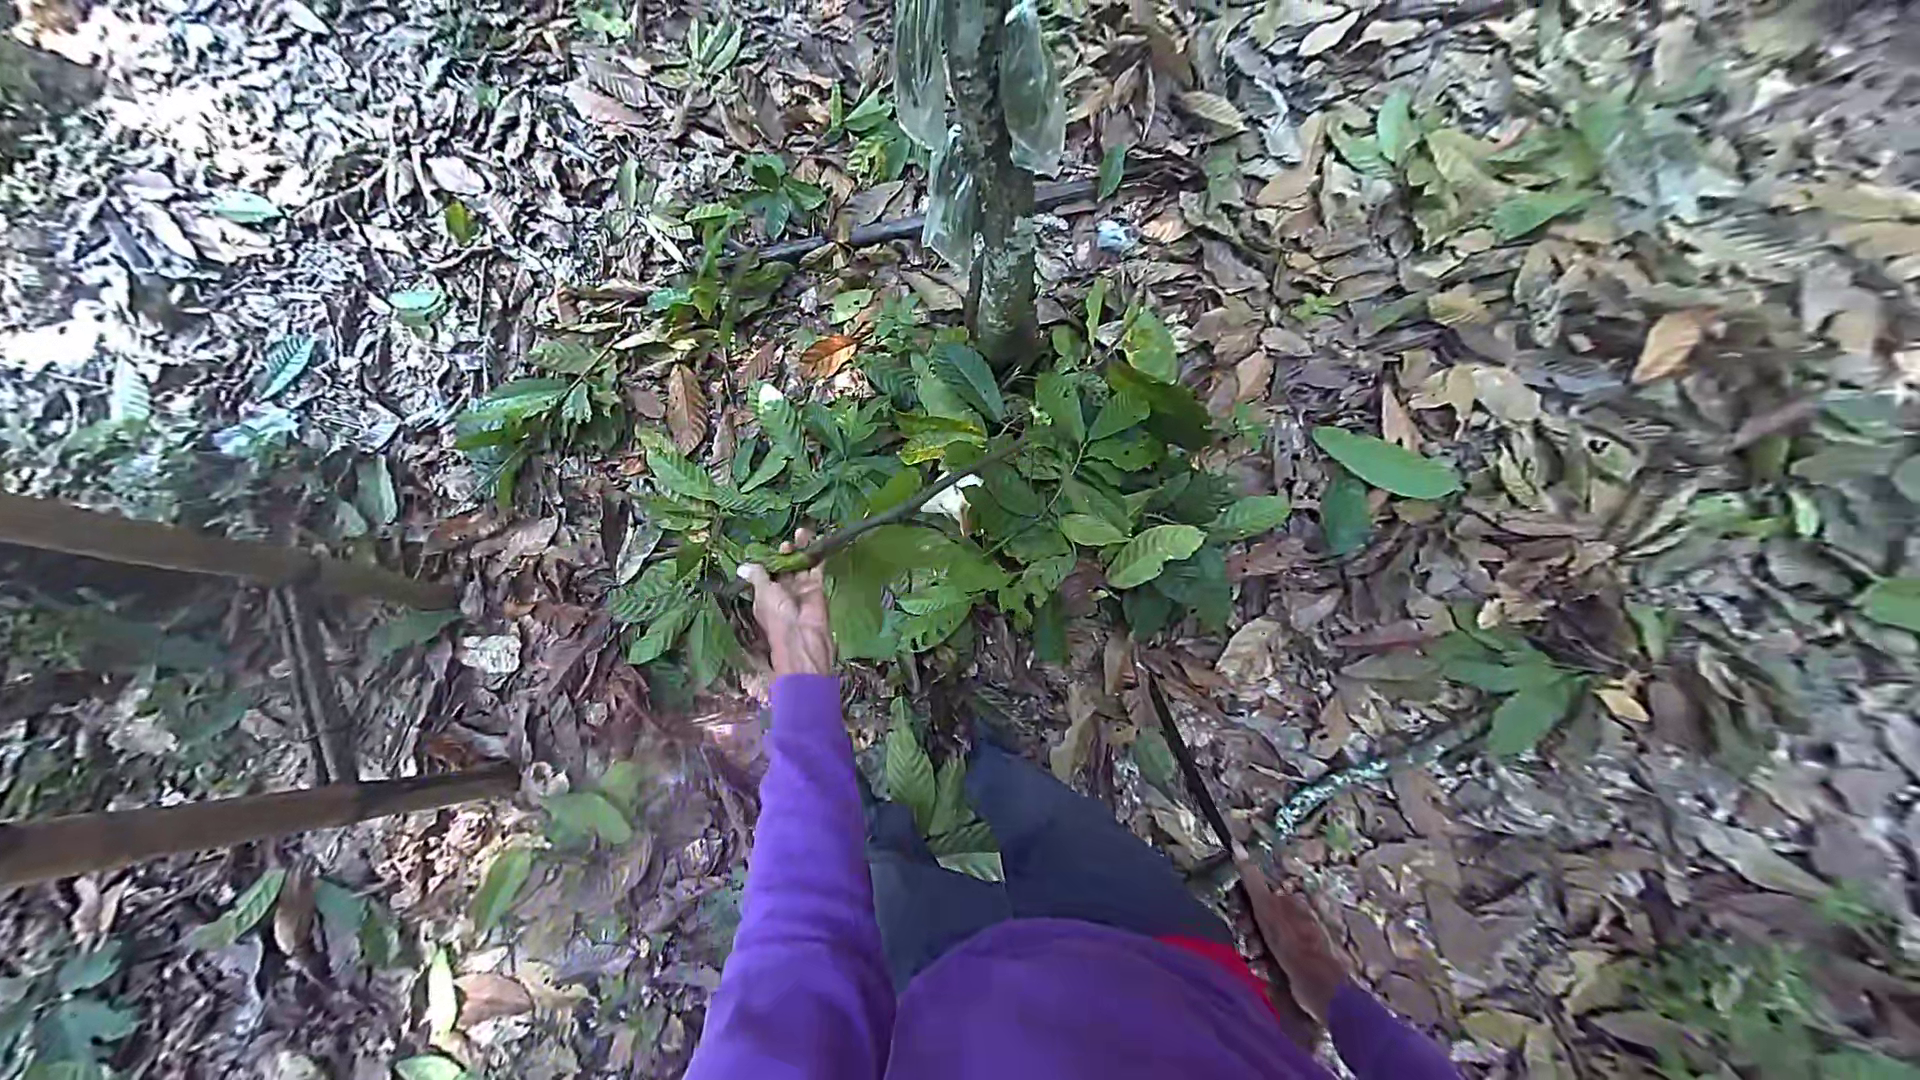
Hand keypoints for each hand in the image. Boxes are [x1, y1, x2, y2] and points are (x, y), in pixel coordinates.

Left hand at [737, 529, 834, 676]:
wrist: (803, 635)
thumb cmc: (777, 615)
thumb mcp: (763, 593)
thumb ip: (757, 576)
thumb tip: (743, 566)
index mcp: (766, 594)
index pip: (766, 572)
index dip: (768, 558)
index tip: (769, 546)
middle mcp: (783, 590)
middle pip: (785, 566)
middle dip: (785, 552)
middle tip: (787, 542)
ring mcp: (801, 588)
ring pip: (801, 564)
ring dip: (802, 549)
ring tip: (802, 532)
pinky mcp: (816, 586)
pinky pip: (816, 568)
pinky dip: (817, 555)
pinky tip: (817, 540)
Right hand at [1236, 851, 1349, 1023]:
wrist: (1320, 988)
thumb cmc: (1291, 942)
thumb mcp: (1266, 906)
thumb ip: (1251, 879)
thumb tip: (1237, 845)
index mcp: (1290, 900)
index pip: (1257, 895)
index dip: (1244, 906)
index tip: (1239, 917)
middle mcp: (1295, 918)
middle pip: (1259, 919)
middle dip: (1249, 932)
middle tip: (1248, 942)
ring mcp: (1298, 943)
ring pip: (1263, 941)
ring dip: (1255, 951)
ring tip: (1257, 961)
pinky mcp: (1297, 966)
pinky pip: (1272, 961)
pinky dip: (1266, 966)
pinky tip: (1265, 972)